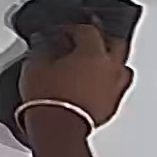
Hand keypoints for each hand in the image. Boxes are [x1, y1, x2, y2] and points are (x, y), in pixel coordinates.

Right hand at [18, 25, 132, 140]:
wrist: (56, 128)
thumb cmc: (49, 98)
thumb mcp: (36, 65)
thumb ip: (44, 49)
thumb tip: (45, 44)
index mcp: (94, 52)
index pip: (87, 30)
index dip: (71, 28)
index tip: (61, 31)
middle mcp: (110, 68)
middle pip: (114, 43)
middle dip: (100, 39)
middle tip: (86, 39)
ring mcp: (114, 88)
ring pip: (121, 66)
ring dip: (108, 61)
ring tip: (94, 61)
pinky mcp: (111, 106)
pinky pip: (115, 87)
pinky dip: (105, 82)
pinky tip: (93, 84)